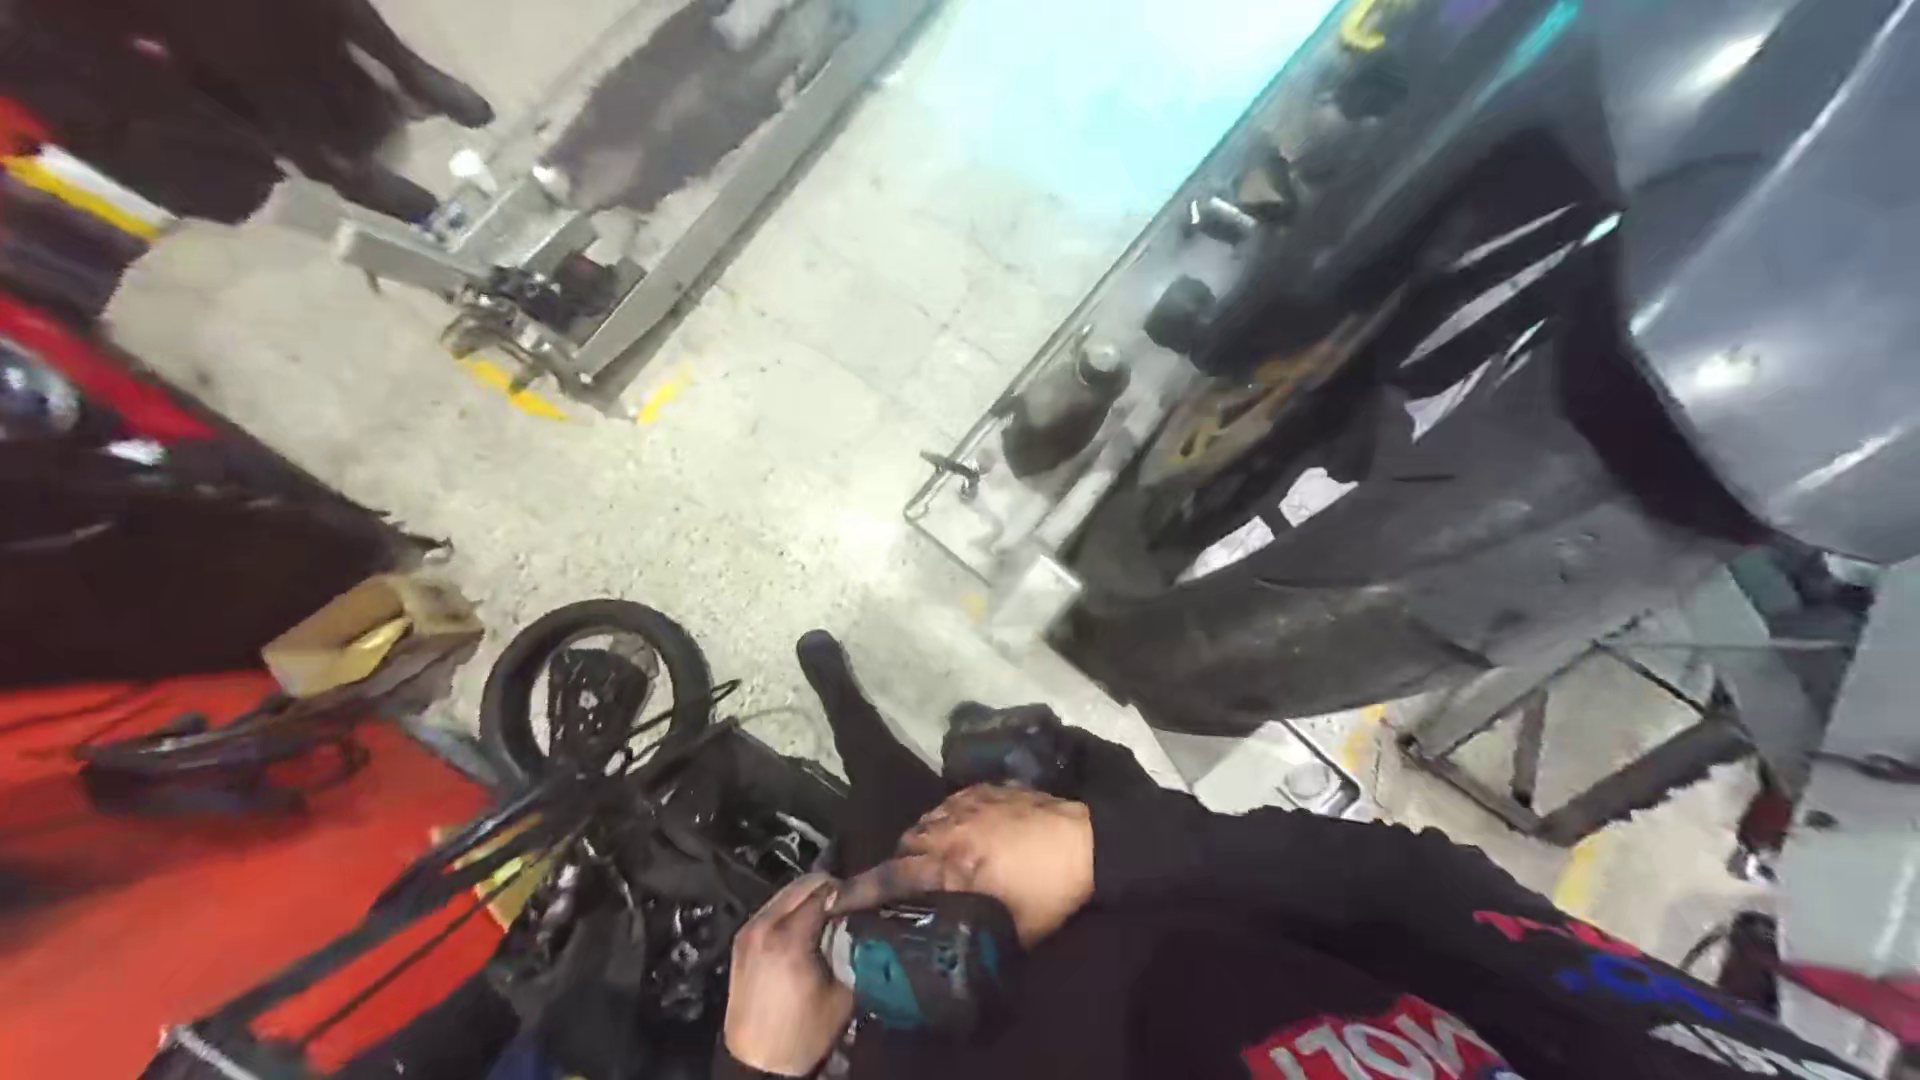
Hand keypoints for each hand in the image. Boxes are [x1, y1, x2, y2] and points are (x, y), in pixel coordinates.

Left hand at [724, 873, 852, 1076]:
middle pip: (804, 883)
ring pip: (787, 891)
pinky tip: (805, 927)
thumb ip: (853, 949)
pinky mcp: (741, 938)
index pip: (825, 891)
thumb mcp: (841, 994)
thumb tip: (863, 922)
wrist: (755, 1067)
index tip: (861, 902)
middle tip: (846, 906)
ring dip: (810, 896)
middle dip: (829, 889)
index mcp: (789, 938)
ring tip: (827, 916)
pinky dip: (793, 907)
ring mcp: (749, 930)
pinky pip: (774, 906)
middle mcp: (764, 926)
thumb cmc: (801, 1035)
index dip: (847, 893)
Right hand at [831, 785, 1095, 945]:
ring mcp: (965, 804)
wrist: (1084, 839)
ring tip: (932, 859)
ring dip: (920, 843)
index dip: (862, 889)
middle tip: (906, 886)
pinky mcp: (981, 788)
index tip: (838, 898)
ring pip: (924, 823)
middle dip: (897, 866)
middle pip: (905, 846)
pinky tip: (957, 832)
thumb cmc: (1048, 891)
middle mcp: (949, 830)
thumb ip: (970, 928)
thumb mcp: (1010, 927)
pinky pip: (946, 805)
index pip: (894, 876)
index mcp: (953, 866)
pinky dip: (943, 822)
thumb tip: (945, 939)